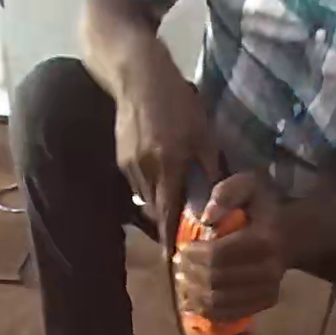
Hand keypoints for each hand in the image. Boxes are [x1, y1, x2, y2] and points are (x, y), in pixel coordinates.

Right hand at [112, 45, 221, 250]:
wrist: (136, 75)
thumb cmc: (177, 99)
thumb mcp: (202, 130)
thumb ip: (208, 165)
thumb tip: (215, 195)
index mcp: (169, 164)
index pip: (168, 213)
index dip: (169, 238)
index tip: (171, 259)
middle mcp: (146, 171)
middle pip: (156, 209)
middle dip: (167, 218)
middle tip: (181, 224)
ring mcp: (130, 166)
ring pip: (145, 197)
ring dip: (159, 200)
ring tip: (171, 190)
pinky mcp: (120, 159)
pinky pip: (136, 183)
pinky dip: (149, 184)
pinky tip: (158, 169)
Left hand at [174, 172, 292, 321]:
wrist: (288, 234)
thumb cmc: (261, 208)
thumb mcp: (248, 186)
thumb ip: (226, 193)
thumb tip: (206, 219)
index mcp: (264, 239)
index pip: (218, 256)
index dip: (194, 256)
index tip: (182, 251)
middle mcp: (269, 268)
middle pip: (216, 280)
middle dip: (191, 275)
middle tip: (178, 267)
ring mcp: (268, 289)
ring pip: (220, 301)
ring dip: (194, 294)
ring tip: (183, 283)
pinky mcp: (264, 304)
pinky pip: (229, 314)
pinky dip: (206, 310)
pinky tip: (194, 300)